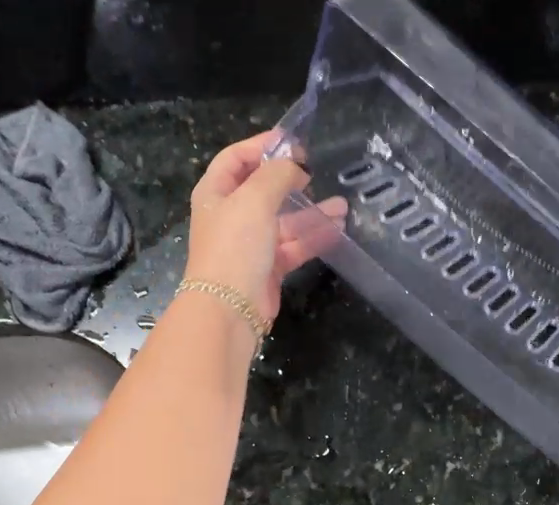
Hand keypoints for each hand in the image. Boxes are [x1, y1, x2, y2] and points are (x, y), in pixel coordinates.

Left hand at [183, 131, 347, 323]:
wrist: (230, 308)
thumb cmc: (235, 246)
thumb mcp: (254, 200)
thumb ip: (276, 175)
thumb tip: (295, 165)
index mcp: (215, 193)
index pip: (236, 158)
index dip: (262, 146)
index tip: (293, 143)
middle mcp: (231, 215)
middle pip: (263, 190)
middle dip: (292, 181)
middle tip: (316, 173)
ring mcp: (251, 244)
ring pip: (285, 221)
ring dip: (312, 213)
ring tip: (343, 206)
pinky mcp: (269, 268)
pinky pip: (294, 246)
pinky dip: (314, 238)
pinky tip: (337, 230)